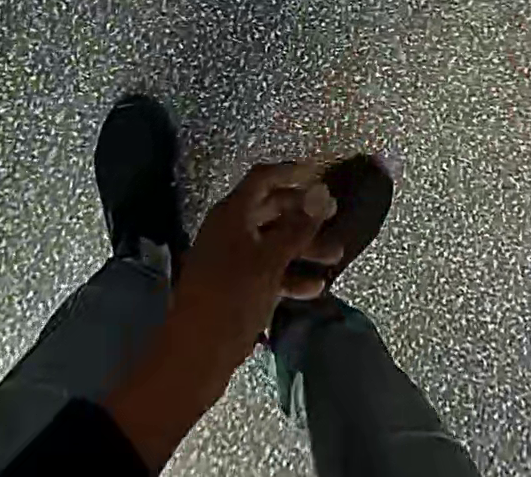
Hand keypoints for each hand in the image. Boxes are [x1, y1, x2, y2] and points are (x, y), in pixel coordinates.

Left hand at [104, 163, 337, 471]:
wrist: (194, 358)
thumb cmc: (232, 298)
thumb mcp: (270, 261)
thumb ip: (298, 227)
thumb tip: (322, 193)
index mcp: (232, 215)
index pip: (262, 178)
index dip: (291, 172)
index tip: (319, 174)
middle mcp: (230, 230)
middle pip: (270, 209)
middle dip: (303, 213)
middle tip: (334, 216)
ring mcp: (232, 259)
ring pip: (273, 242)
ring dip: (303, 247)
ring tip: (336, 256)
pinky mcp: (235, 287)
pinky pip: (267, 270)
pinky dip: (290, 275)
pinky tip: (315, 288)